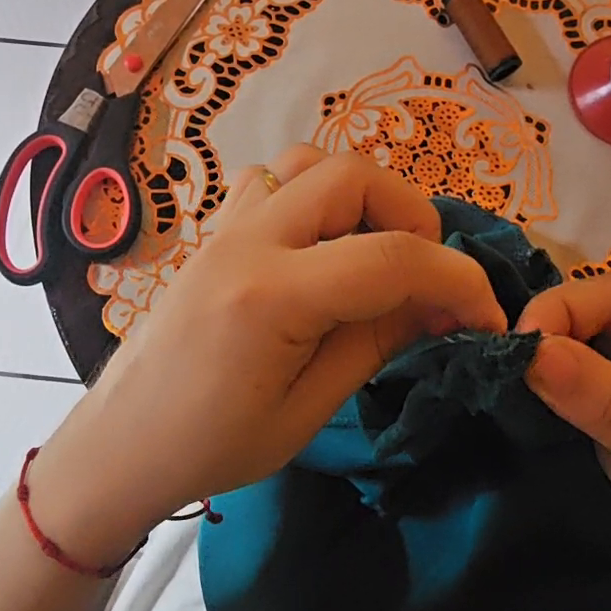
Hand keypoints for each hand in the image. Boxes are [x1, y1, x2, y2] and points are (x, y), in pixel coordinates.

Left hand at [26, 146, 506, 565]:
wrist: (122, 442)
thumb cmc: (212, 447)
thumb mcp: (307, 410)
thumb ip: (376, 342)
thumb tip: (441, 304)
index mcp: (273, 296)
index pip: (391, 258)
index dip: (458, 280)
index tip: (487, 318)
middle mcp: (248, 241)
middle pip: (352, 177)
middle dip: (413, 216)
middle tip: (427, 277)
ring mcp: (225, 228)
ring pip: (310, 164)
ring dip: (363, 196)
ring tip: (378, 253)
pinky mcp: (215, 232)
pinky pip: (274, 180)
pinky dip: (316, 195)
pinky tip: (323, 246)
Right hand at [518, 276, 610, 610]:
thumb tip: (532, 351)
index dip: (560, 313)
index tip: (510, 352)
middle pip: (590, 314)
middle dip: (544, 339)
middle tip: (496, 375)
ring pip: (573, 346)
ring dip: (538, 366)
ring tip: (498, 388)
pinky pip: (572, 382)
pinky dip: (544, 392)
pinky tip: (517, 405)